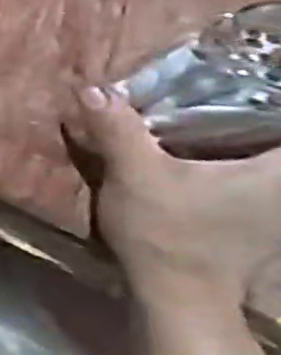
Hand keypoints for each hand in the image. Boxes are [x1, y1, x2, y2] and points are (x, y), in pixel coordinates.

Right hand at [69, 84, 280, 316]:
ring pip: (268, 146)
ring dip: (246, 126)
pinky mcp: (266, 206)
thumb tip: (93, 88)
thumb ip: (120, 131)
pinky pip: (260, 163)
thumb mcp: (135, 176)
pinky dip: (240, 147)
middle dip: (254, 102)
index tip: (249, 67)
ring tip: (211, 102)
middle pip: (276, 128)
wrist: (179, 287)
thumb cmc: (169, 230)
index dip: (265, 86)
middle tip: (222, 80)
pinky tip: (206, 138)